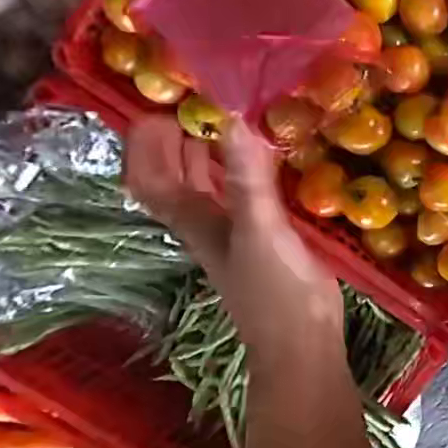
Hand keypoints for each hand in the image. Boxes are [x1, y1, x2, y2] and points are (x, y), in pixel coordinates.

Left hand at [123, 115, 342, 361]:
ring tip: (227, 122)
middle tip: (197, 106)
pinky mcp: (267, 239)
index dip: (145, 144)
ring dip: (206, 155)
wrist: (302, 341)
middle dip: (174, 142)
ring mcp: (236, 233)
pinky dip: (244, 173)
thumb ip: (247, 178)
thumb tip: (234, 120)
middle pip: (174, 179)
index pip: (149, 178)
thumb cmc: (276, 291)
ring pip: (207, 188)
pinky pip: (243, 197)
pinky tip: (266, 162)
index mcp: (194, 221)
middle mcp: (207, 224)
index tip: (167, 108)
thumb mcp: (261, 230)